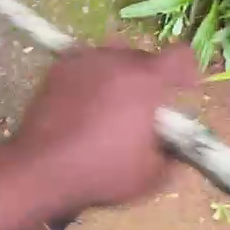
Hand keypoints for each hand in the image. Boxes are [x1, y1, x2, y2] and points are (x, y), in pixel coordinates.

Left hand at [0, 44, 197, 215]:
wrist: (42, 166)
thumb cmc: (102, 170)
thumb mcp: (152, 174)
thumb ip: (173, 152)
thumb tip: (174, 143)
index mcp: (145, 79)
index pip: (181, 55)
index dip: (187, 71)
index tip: (184, 90)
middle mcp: (114, 59)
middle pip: (144, 56)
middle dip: (150, 78)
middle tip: (144, 108)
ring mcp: (83, 59)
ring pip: (112, 56)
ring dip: (120, 74)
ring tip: (113, 105)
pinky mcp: (58, 67)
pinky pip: (86, 64)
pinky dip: (92, 77)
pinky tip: (85, 104)